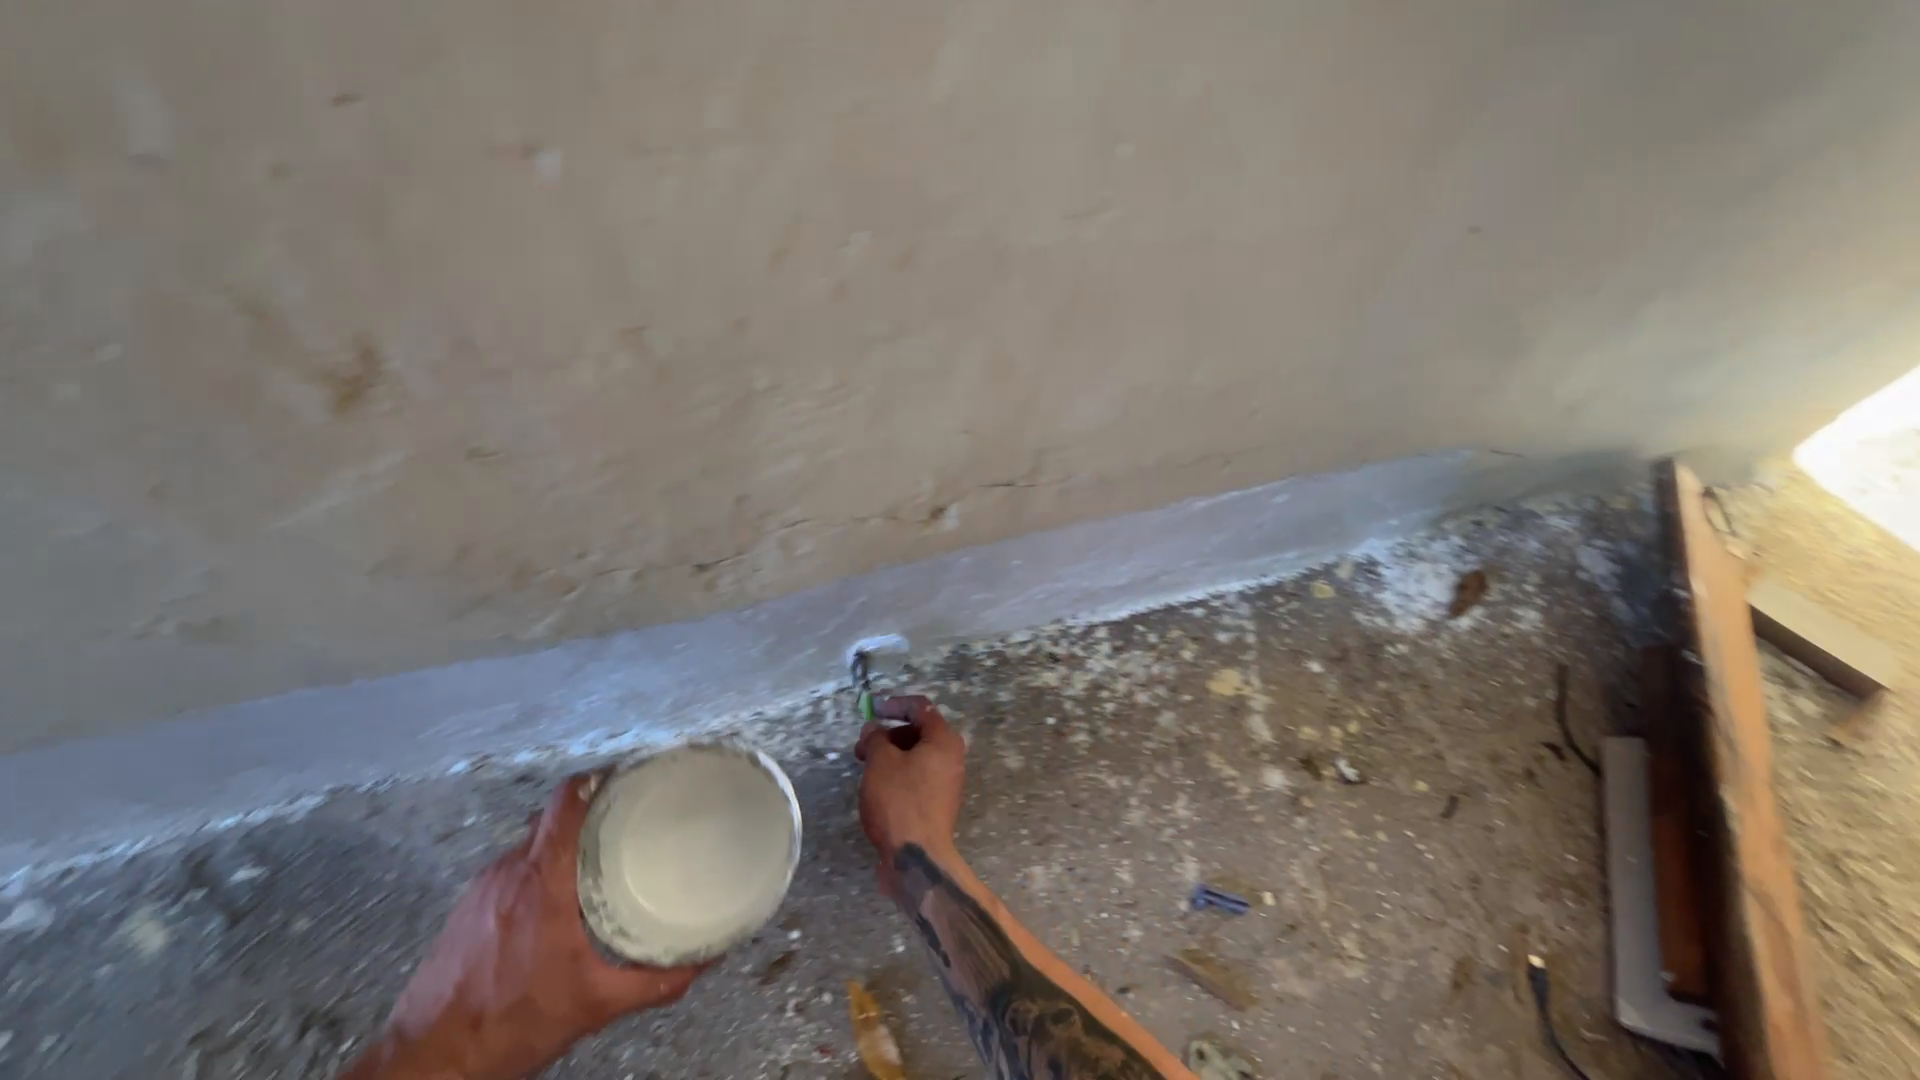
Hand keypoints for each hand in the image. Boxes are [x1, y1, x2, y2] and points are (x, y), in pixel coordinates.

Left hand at [343, 774, 711, 1079]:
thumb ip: (655, 981)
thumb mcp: (595, 1005)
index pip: (565, 802)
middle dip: (589, 813)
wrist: (428, 1062)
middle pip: (552, 818)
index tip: (626, 779)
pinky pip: (511, 869)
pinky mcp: (466, 908)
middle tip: (628, 822)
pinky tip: (558, 898)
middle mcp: (508, 872)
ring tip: (599, 858)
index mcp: (542, 880)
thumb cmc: (510, 1024)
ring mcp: (482, 888)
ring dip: (562, 844)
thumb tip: (704, 961)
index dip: (596, 780)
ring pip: (529, 843)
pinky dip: (538, 870)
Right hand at [855, 696, 966, 897]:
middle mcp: (951, 758)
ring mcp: (947, 783)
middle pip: (919, 732)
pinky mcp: (937, 804)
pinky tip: (877, 787)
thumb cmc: (899, 801)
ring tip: (865, 768)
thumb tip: (875, 730)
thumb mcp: (881, 762)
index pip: (921, 708)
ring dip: (890, 755)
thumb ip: (876, 738)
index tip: (872, 711)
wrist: (917, 858)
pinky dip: (897, 774)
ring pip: (916, 757)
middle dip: (888, 734)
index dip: (895, 705)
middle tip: (862, 747)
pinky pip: (917, 777)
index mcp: (944, 740)